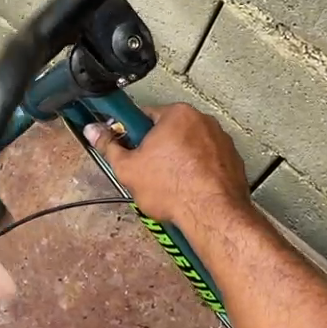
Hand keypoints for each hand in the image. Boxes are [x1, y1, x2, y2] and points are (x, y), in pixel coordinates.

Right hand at [83, 103, 251, 226]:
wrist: (210, 213)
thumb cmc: (175, 189)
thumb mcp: (128, 169)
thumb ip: (108, 146)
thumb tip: (95, 132)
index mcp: (176, 115)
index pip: (142, 115)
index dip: (129, 133)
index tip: (124, 141)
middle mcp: (202, 120)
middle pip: (168, 130)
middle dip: (155, 149)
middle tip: (145, 170)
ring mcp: (220, 139)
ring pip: (188, 146)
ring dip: (176, 160)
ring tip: (167, 183)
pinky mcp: (231, 159)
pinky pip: (206, 160)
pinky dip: (196, 171)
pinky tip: (186, 187)